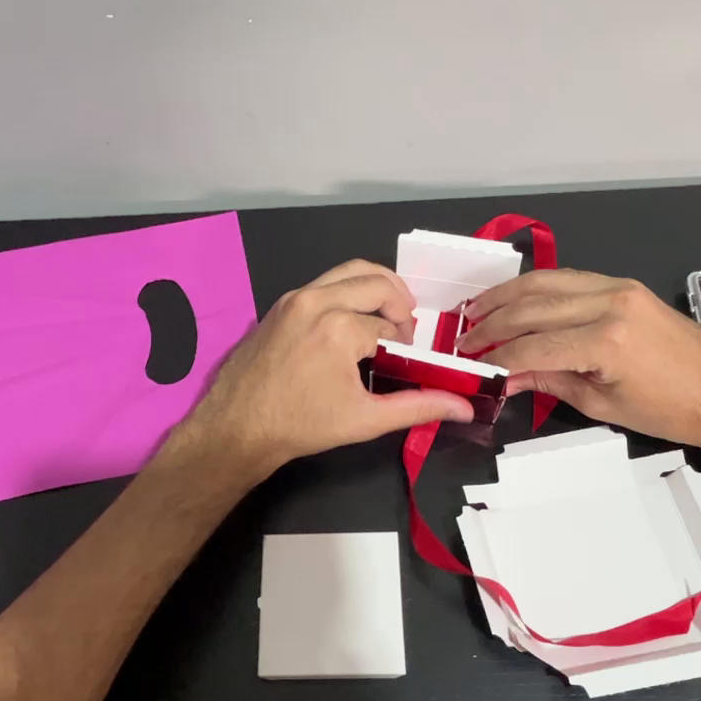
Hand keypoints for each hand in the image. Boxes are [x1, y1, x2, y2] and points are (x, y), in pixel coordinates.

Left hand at [172, 260, 475, 475]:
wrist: (237, 428)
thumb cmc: (301, 426)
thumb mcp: (366, 420)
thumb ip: (419, 406)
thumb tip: (464, 406)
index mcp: (339, 327)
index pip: (389, 325)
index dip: (406, 343)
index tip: (410, 361)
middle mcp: (316, 301)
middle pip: (375, 281)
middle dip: (398, 302)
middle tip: (408, 327)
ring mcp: (294, 299)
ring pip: (347, 272)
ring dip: (374, 287)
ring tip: (388, 313)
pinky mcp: (279, 305)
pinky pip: (323, 283)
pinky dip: (347, 291)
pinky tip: (351, 320)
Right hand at [455, 269, 700, 455]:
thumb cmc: (669, 412)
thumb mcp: (601, 405)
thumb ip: (549, 383)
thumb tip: (506, 377)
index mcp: (607, 342)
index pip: (532, 347)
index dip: (497, 360)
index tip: (472, 368)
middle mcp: (610, 304)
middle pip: (532, 307)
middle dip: (491, 325)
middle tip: (463, 340)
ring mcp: (618, 288)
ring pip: (546, 283)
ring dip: (506, 296)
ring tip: (475, 311)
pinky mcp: (624, 285)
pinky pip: (569, 279)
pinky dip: (536, 288)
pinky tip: (515, 299)